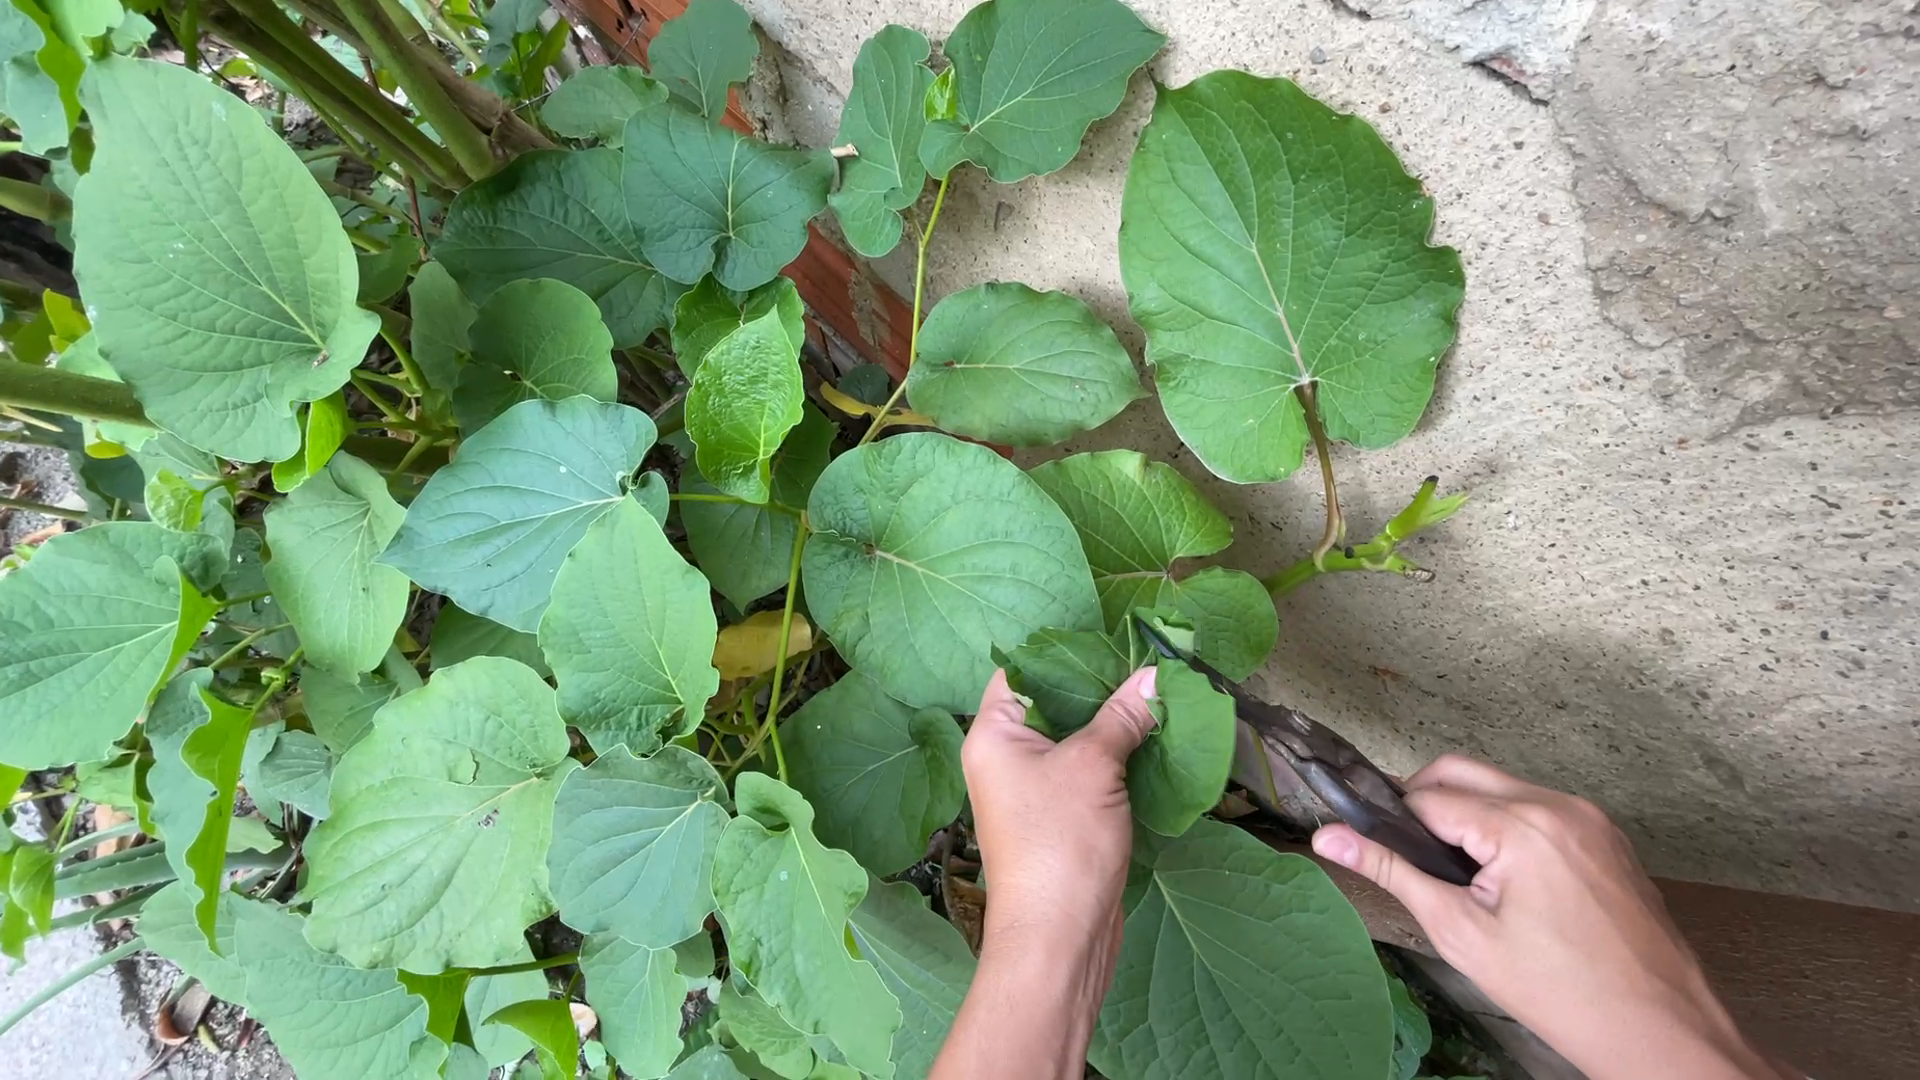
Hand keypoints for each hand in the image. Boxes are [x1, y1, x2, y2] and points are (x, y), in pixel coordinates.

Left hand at [928, 667, 1157, 1079]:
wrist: (1059, 938)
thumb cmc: (1060, 842)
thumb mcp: (1093, 766)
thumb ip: (1122, 714)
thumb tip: (1155, 672)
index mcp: (993, 733)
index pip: (1022, 669)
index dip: (1062, 649)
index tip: (1106, 634)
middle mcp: (1006, 754)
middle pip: (1053, 701)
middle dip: (1097, 684)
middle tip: (1142, 660)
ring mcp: (1033, 786)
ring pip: (1075, 736)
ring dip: (1112, 720)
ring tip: (1156, 689)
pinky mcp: (1060, 812)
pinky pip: (1087, 767)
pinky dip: (1116, 752)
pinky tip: (1153, 735)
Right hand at [1311, 755, 1792, 1079]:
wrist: (1667, 1039)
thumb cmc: (1558, 992)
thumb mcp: (1459, 930)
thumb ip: (1389, 871)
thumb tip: (1326, 837)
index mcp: (1523, 827)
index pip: (1428, 798)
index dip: (1396, 822)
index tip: (1387, 852)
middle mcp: (1558, 805)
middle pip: (1459, 771)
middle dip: (1423, 800)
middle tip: (1414, 854)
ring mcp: (1588, 816)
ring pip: (1495, 783)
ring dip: (1464, 809)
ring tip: (1458, 869)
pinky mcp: (1605, 833)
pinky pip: (1532, 802)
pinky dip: (1502, 820)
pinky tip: (1501, 870)